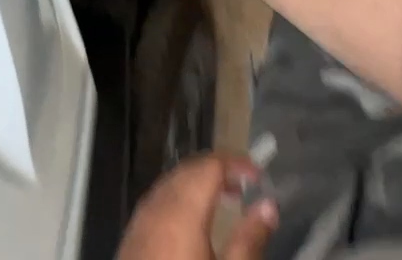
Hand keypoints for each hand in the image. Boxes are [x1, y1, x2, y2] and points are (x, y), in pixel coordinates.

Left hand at [117, 153, 277, 259]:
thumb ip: (249, 239)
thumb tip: (268, 206)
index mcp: (183, 210)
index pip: (210, 166)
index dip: (235, 163)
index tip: (259, 175)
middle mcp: (158, 205)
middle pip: (188, 170)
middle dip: (217, 170)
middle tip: (244, 185)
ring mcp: (141, 219)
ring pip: (171, 183)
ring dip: (197, 182)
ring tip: (223, 199)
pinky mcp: (132, 235)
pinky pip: (158, 200)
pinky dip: (179, 196)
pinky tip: (191, 220)